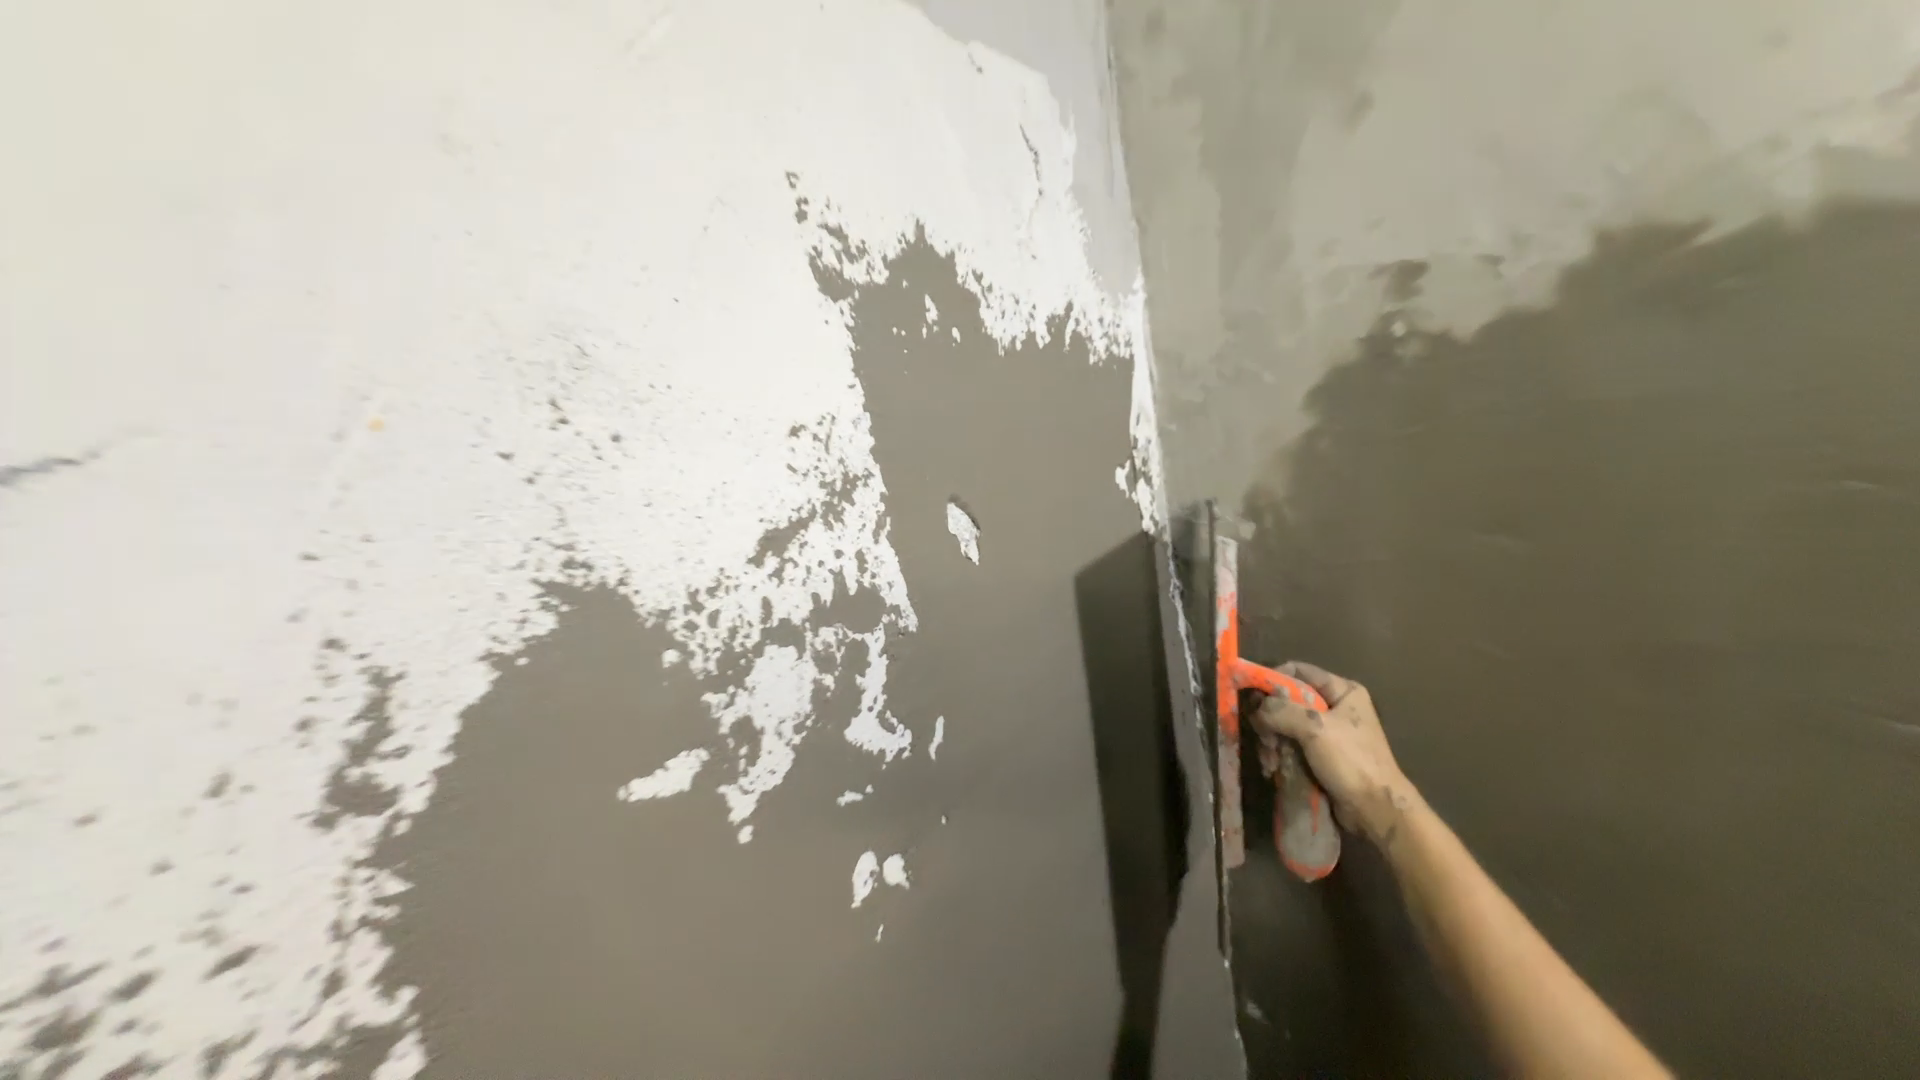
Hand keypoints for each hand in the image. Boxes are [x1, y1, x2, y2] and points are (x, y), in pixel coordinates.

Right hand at [1253, 661, 1420, 846]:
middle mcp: (1334, 707)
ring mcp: (1327, 733)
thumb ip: (1281, 710)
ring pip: (1284, 725)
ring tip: (1269, 760)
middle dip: (1270, 719)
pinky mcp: (1320, 756)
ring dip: (1271, 741)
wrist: (1375, 811)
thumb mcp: (1316, 728)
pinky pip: (1290, 746)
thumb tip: (1255, 706)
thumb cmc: (1351, 761)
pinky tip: (1273, 768)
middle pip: (1287, 701)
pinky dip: (1278, 754)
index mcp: (1342, 691)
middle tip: (1263, 737)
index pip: (1298, 671)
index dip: (1273, 680)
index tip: (1253, 698)